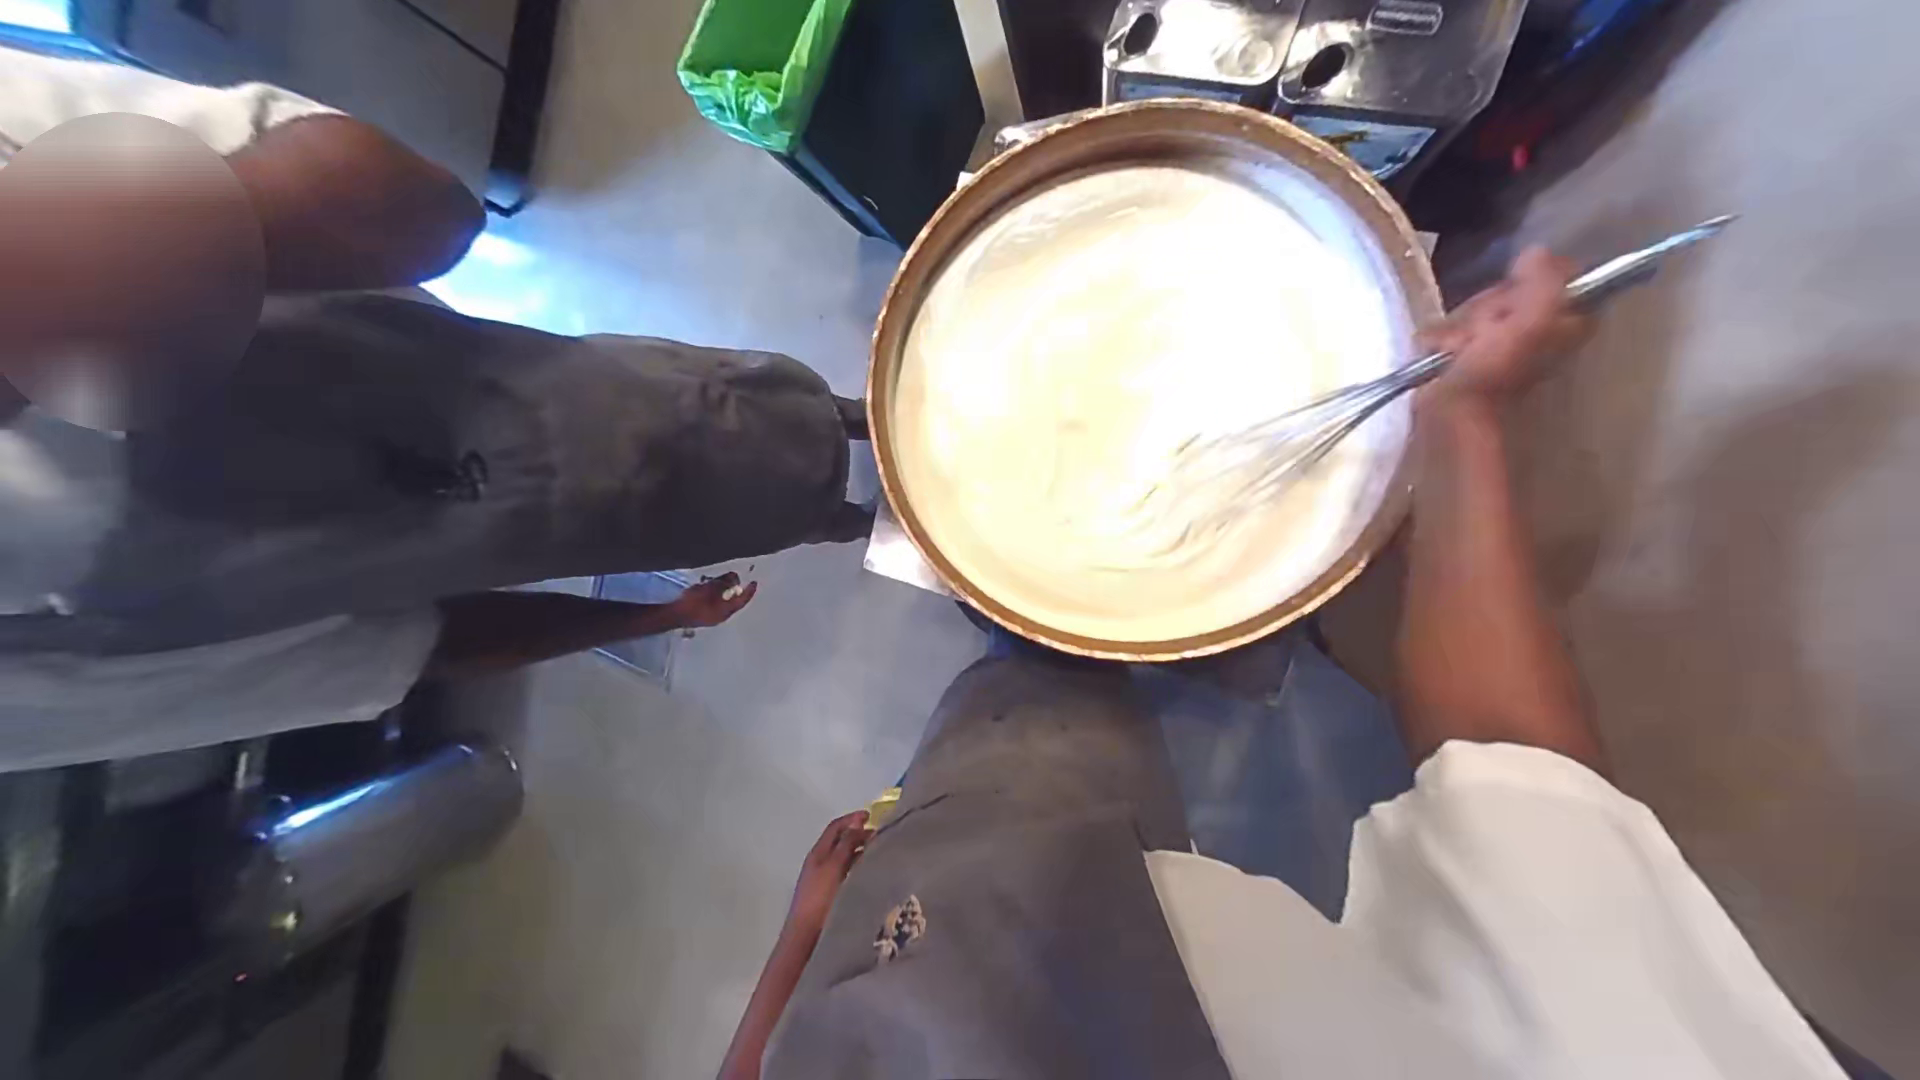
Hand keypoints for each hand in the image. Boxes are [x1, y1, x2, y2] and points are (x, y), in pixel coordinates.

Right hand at [671, 571, 756, 627]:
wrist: (672, 615)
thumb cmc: (694, 602)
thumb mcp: (711, 588)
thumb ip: (725, 582)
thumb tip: (735, 577)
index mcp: (726, 612)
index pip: (742, 601)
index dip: (749, 591)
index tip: (754, 583)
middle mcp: (721, 616)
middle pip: (733, 601)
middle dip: (735, 589)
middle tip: (735, 579)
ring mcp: (711, 618)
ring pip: (722, 602)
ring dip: (723, 591)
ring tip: (721, 580)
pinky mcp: (701, 616)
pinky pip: (713, 604)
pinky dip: (715, 595)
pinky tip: (708, 587)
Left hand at [783, 811, 869, 943]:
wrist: (805, 936)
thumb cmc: (819, 897)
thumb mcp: (834, 866)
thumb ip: (845, 844)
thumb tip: (857, 824)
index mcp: (818, 852)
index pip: (835, 827)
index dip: (851, 819)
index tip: (870, 816)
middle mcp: (820, 862)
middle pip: (839, 841)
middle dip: (858, 835)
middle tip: (879, 836)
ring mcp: (823, 879)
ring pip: (844, 857)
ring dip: (859, 851)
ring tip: (878, 853)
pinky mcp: (829, 894)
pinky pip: (846, 872)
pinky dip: (857, 867)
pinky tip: (869, 873)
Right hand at [1419, 246, 1592, 408]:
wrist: (1451, 413)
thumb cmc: (1496, 372)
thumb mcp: (1532, 321)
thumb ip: (1543, 282)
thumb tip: (1534, 251)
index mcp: (1564, 316)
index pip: (1547, 275)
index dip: (1527, 282)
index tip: (1514, 301)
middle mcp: (1532, 325)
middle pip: (1505, 291)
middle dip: (1487, 309)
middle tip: (1483, 333)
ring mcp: (1494, 339)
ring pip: (1472, 310)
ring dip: (1459, 328)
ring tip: (1458, 351)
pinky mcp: (1460, 351)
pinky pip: (1445, 328)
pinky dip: (1438, 340)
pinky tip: (1441, 354)